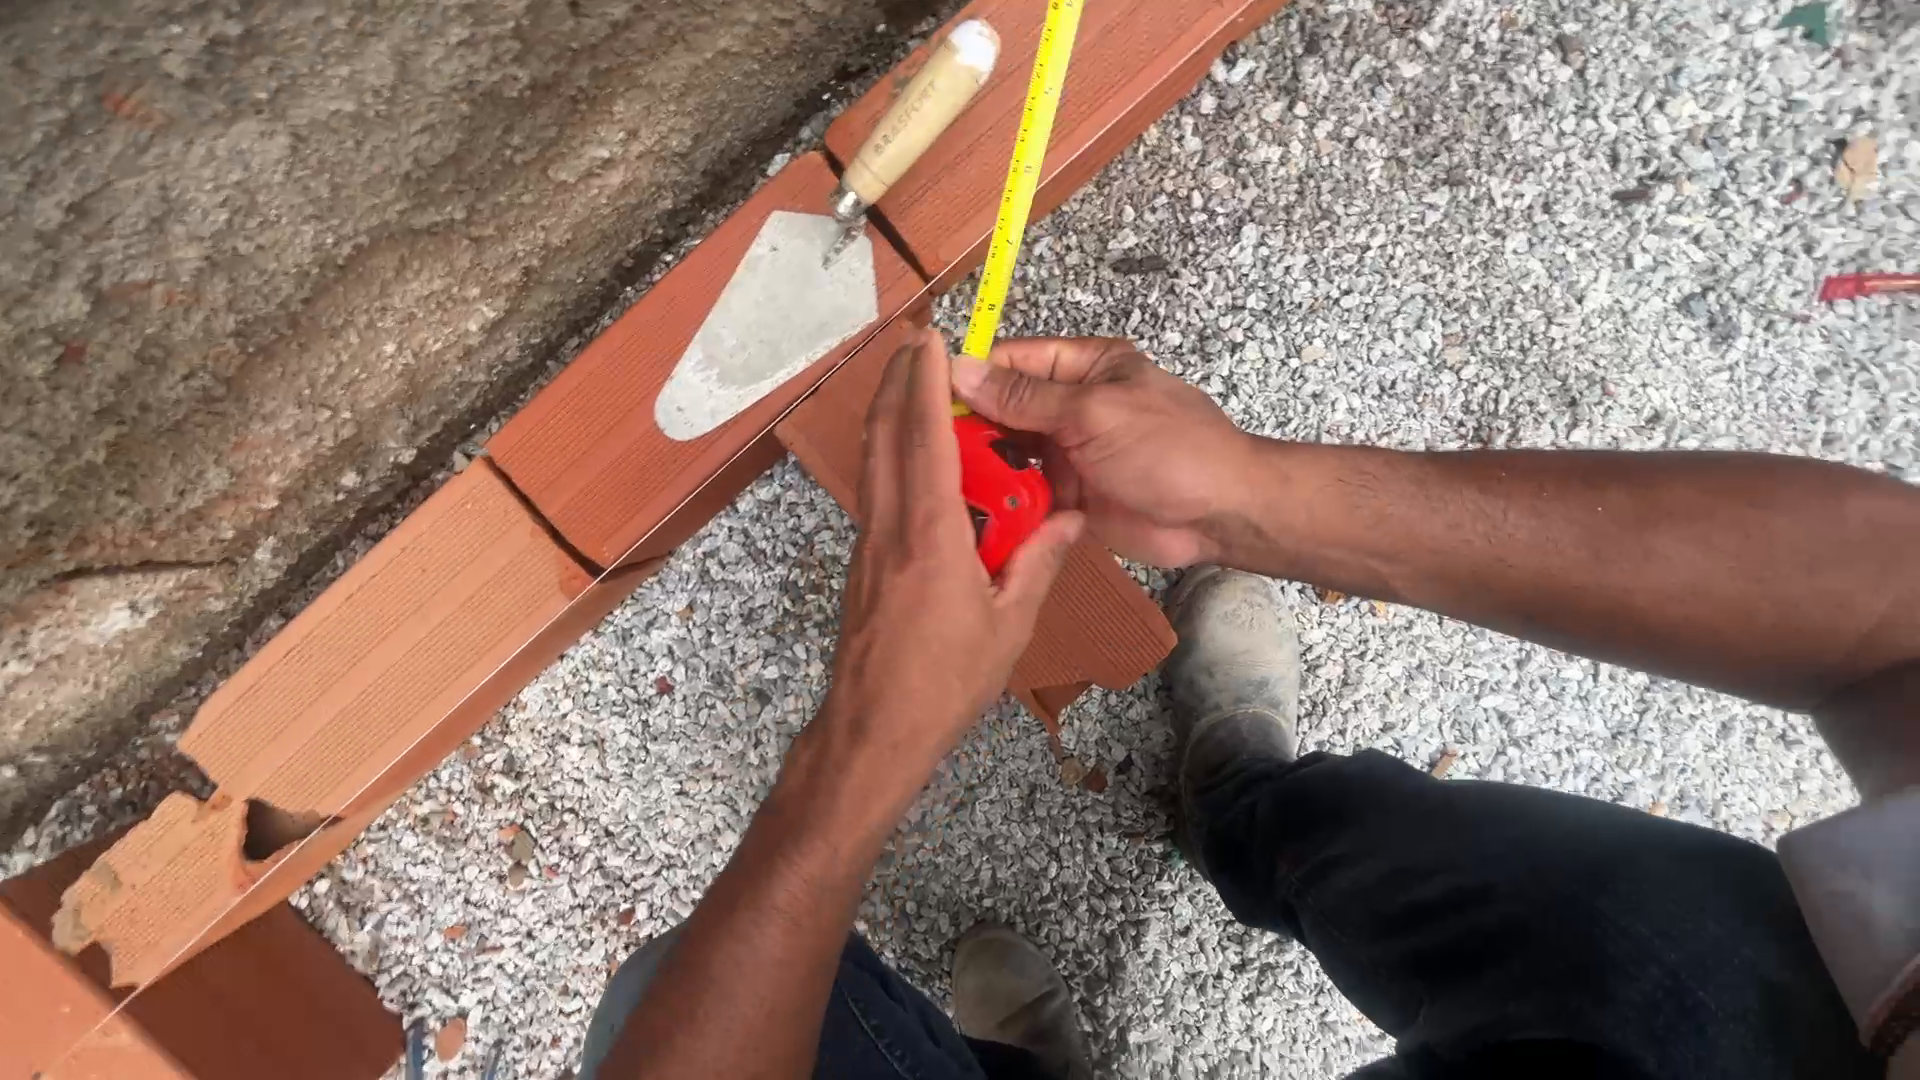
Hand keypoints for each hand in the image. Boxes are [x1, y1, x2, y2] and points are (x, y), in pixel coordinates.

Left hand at [814, 329, 1084, 787]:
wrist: (874, 728)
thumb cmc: (946, 681)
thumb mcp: (1009, 624)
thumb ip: (1038, 562)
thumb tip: (1070, 517)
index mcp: (930, 535)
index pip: (924, 439)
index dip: (924, 382)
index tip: (929, 339)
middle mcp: (890, 527)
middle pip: (883, 436)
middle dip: (896, 382)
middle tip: (916, 346)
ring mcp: (868, 545)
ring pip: (874, 462)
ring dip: (889, 417)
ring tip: (915, 390)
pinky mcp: (862, 564)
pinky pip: (877, 493)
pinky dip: (891, 459)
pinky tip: (916, 465)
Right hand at [950, 338, 1253, 566]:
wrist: (1218, 516)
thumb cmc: (1168, 448)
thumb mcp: (1094, 413)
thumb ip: (1025, 397)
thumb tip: (959, 369)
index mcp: (1083, 368)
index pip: (1013, 361)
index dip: (972, 375)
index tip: (924, 395)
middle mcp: (1070, 407)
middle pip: (1004, 410)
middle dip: (971, 428)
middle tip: (924, 448)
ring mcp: (1067, 453)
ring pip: (1010, 453)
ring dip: (984, 466)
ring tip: (939, 479)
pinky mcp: (1067, 495)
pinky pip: (1025, 491)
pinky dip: (1003, 498)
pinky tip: (971, 507)